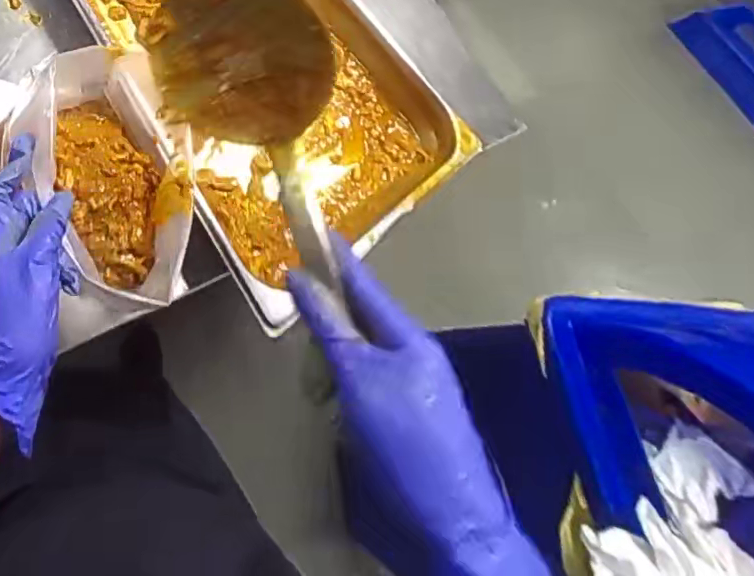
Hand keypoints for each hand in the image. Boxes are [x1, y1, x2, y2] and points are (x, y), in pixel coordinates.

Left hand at [0, 133, 76, 455]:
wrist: (12, 370)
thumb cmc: (18, 318)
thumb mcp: (35, 266)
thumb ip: (46, 229)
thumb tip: (59, 199)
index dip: (10, 168)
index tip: (26, 145)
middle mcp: (2, 247)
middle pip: (17, 208)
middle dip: (37, 195)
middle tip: (58, 177)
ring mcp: (15, 265)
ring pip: (35, 230)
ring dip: (53, 230)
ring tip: (68, 236)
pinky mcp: (28, 281)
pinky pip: (45, 255)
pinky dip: (59, 258)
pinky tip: (71, 275)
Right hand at [292, 237, 546, 575]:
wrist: (455, 524)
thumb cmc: (405, 441)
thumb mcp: (358, 377)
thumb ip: (329, 325)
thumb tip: (299, 276)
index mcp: (407, 336)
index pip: (365, 284)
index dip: (338, 256)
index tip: (317, 228)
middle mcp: (414, 353)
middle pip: (364, 315)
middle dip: (333, 301)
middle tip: (299, 287)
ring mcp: (416, 385)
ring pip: (366, 346)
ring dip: (337, 340)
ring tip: (309, 340)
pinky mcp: (409, 414)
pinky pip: (369, 374)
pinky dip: (346, 369)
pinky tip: (331, 382)